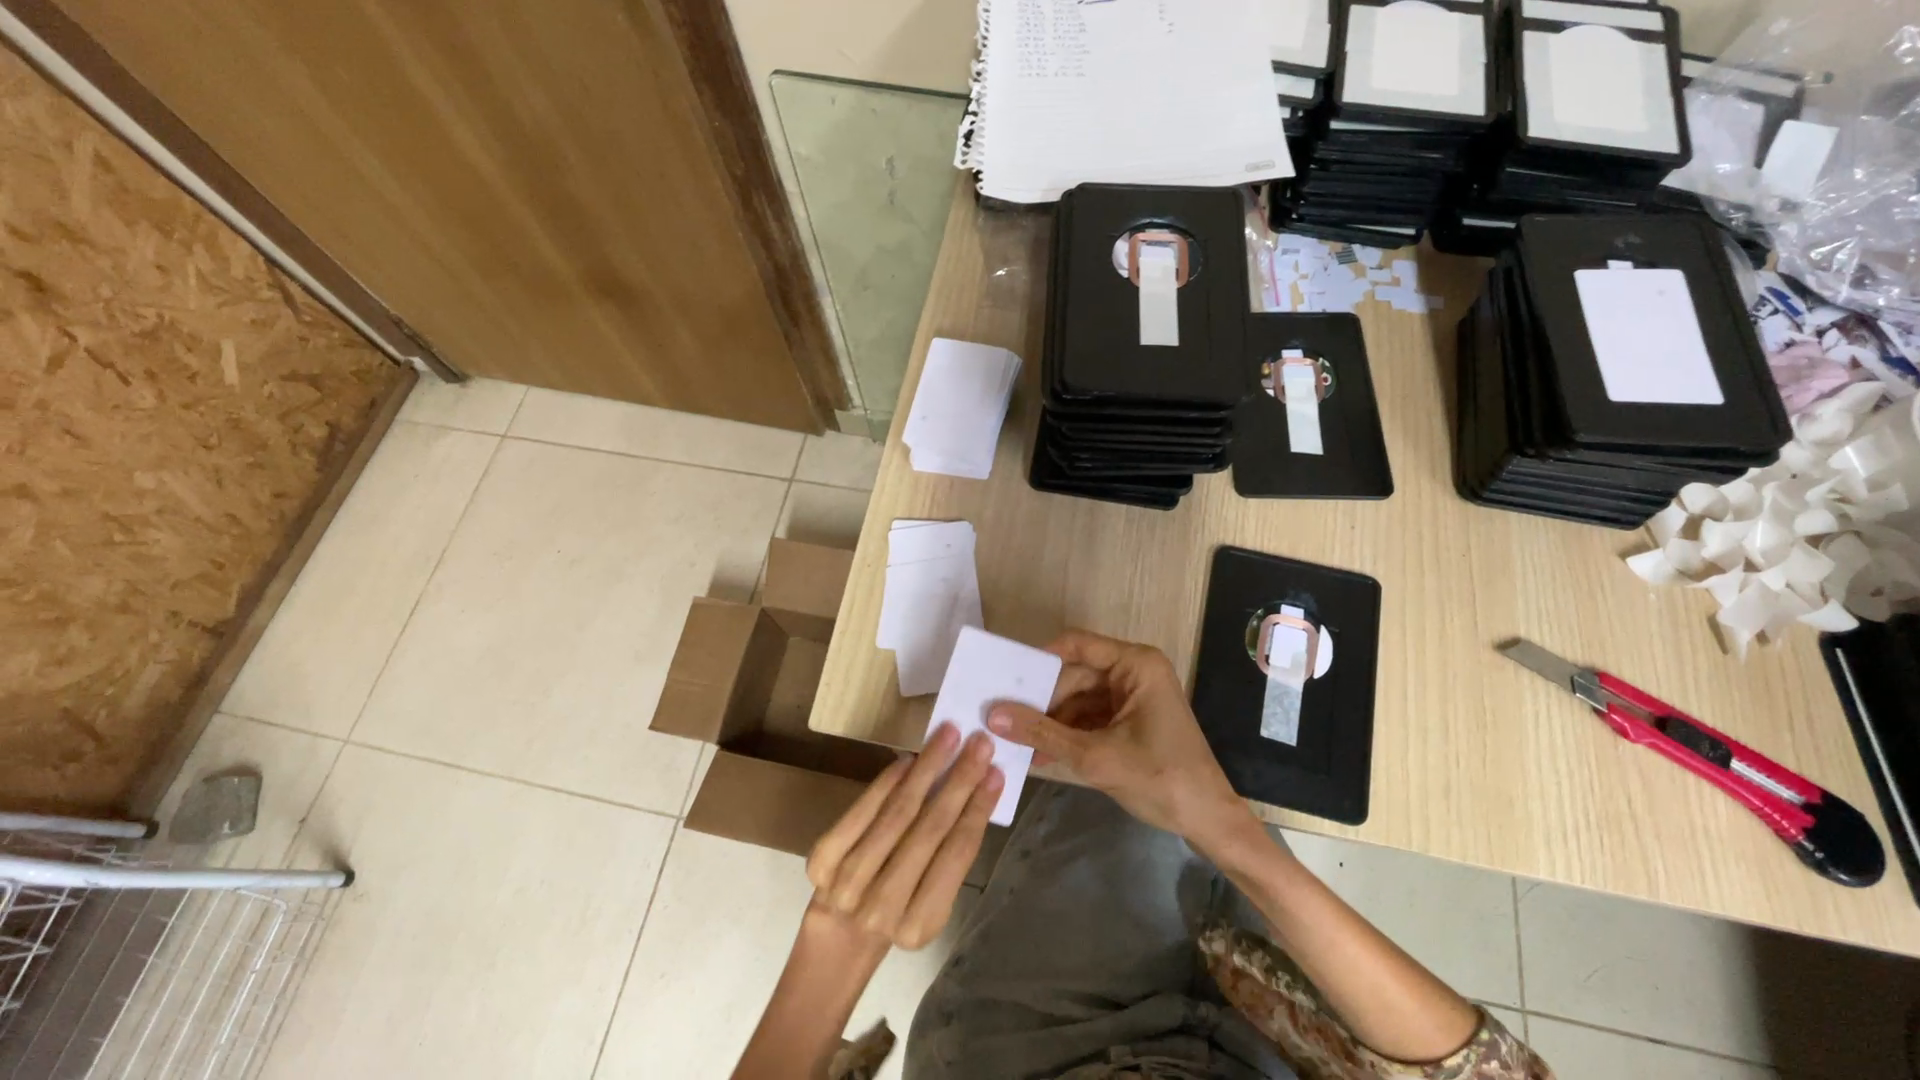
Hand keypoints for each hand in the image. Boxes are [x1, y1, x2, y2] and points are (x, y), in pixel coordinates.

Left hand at [806, 724, 1002, 949]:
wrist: (840, 934)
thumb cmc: (900, 911)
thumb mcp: (933, 902)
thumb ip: (950, 856)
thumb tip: (976, 788)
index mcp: (920, 925)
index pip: (957, 855)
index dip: (978, 810)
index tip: (996, 773)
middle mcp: (882, 907)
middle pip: (929, 830)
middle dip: (959, 780)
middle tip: (979, 743)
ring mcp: (847, 883)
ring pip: (897, 814)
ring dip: (927, 769)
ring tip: (948, 737)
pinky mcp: (823, 859)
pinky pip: (862, 810)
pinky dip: (887, 782)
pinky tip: (908, 759)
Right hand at [987, 630, 1252, 848]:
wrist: (1207, 819)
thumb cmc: (1160, 778)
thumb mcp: (1095, 756)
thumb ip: (1042, 733)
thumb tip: (993, 715)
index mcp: (1136, 665)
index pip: (1076, 645)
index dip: (1039, 660)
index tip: (1004, 680)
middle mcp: (1134, 672)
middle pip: (1073, 675)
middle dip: (1041, 699)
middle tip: (999, 716)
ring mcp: (1132, 697)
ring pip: (1077, 699)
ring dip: (1050, 721)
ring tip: (1013, 740)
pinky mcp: (1130, 721)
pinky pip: (1089, 717)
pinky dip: (1066, 734)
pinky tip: (1038, 753)